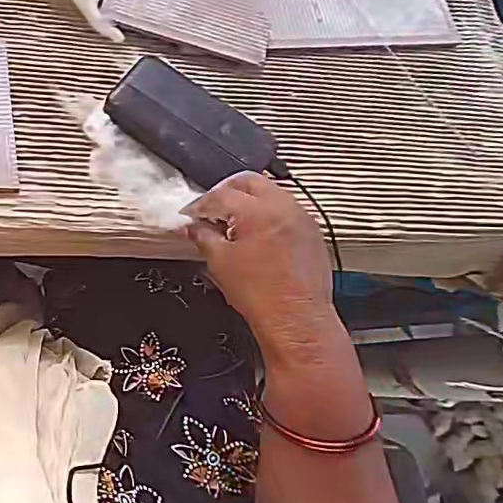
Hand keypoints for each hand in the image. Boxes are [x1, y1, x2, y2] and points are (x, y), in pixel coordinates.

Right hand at [183, 173, 339, 357]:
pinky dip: (267, 214)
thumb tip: (194, 228)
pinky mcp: (311, 232)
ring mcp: (301, 218)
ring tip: (232, 223)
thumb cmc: (265, 298)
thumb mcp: (220, 262)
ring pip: (270, 192)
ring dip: (248, 201)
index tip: (191, 215)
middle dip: (225, 192)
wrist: (296, 321)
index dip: (199, 205)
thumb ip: (202, 236)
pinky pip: (286, 210)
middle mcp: (284, 208)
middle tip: (210, 209)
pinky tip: (255, 234)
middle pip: (248, 181)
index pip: (220, 194)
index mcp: (258, 212)